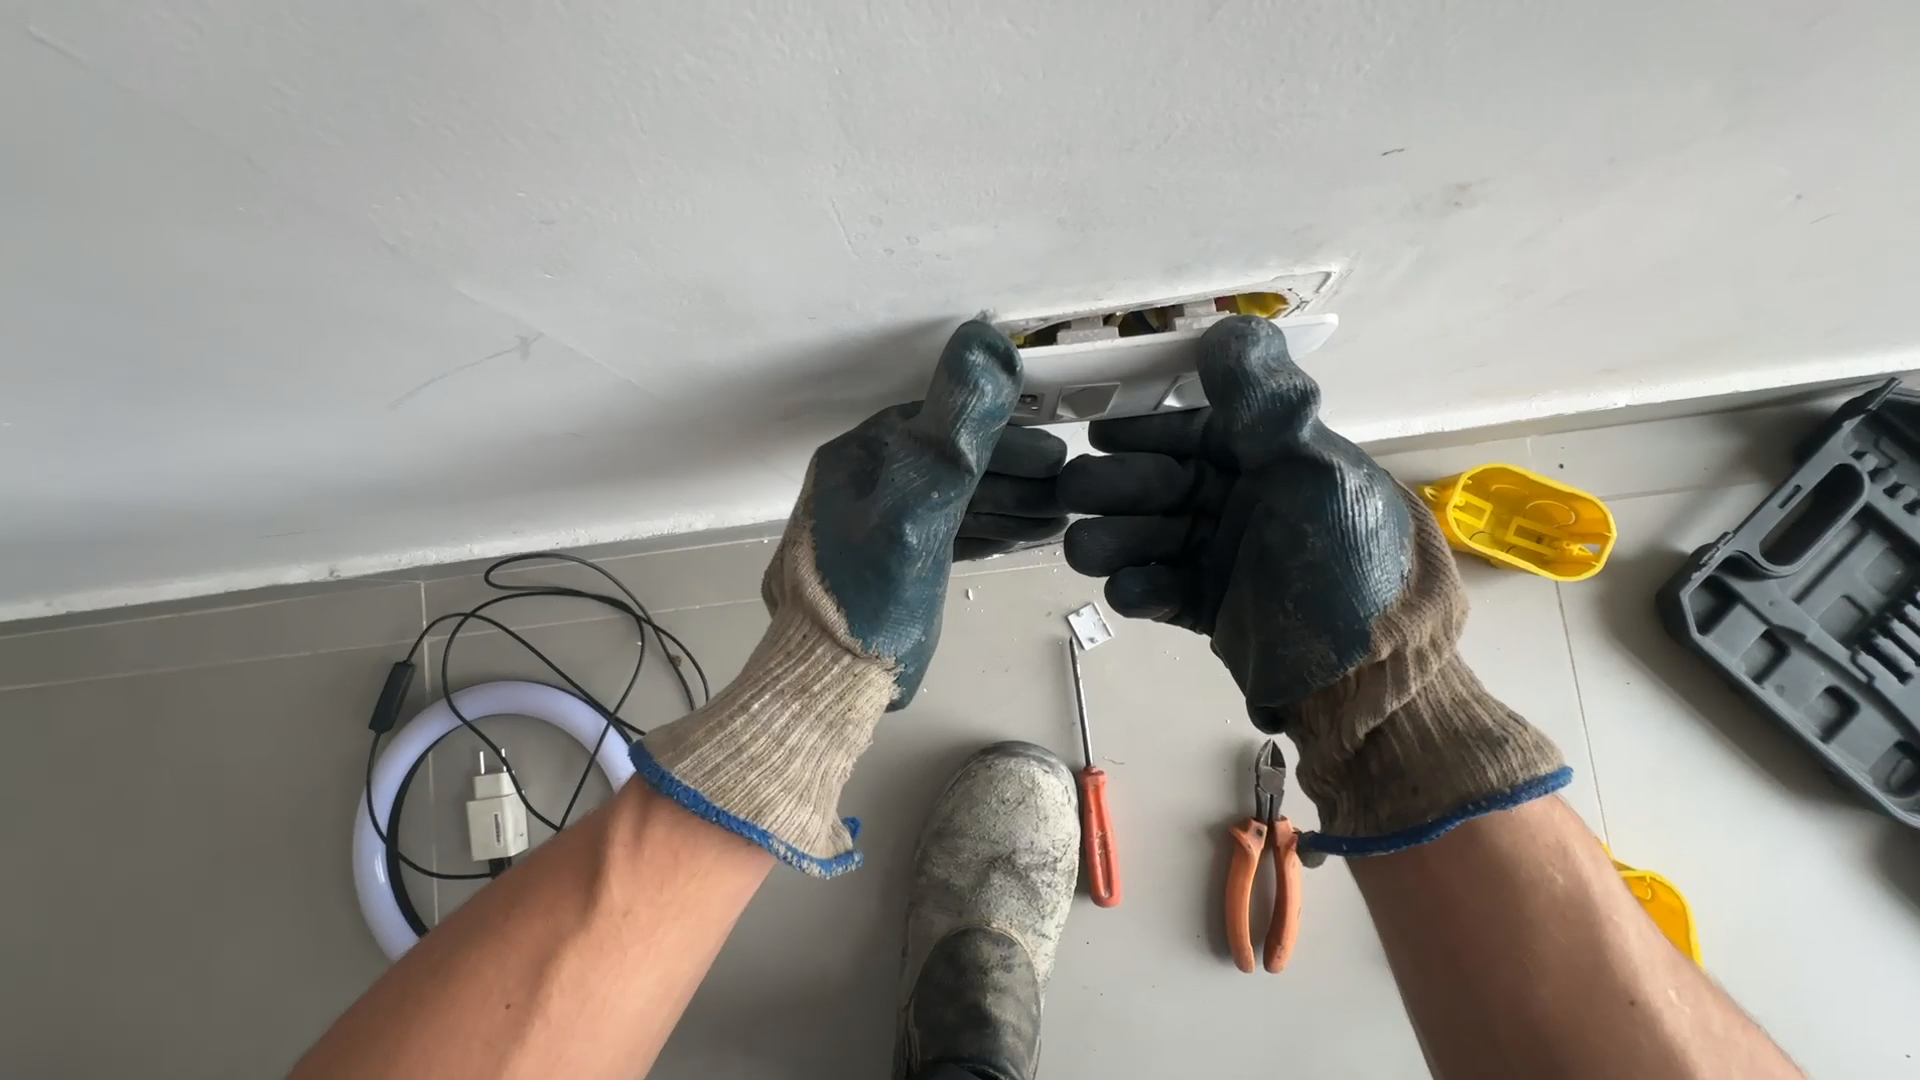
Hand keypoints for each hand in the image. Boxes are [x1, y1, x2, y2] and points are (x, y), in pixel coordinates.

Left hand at [781, 320, 1064, 706]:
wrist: (829, 681)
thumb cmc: (868, 594)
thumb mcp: (917, 507)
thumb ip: (954, 431)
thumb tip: (986, 343)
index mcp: (863, 459)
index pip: (941, 427)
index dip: (1000, 434)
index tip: (1051, 449)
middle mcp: (871, 484)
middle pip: (955, 465)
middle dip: (1014, 475)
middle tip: (1067, 488)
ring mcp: (886, 525)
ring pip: (959, 501)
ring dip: (1010, 505)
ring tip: (1060, 514)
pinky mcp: (901, 562)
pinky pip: (953, 532)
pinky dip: (990, 532)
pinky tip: (1026, 535)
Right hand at [1057, 317, 1565, 855]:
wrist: (1369, 684)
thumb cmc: (1348, 568)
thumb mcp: (1317, 475)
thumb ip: (1268, 404)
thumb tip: (1226, 327)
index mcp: (1273, 459)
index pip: (1196, 429)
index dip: (1146, 428)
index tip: (1101, 432)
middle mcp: (1242, 500)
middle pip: (1159, 482)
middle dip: (1117, 485)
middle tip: (1074, 492)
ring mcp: (1220, 555)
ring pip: (1149, 534)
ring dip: (1115, 537)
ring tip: (1089, 548)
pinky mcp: (1206, 606)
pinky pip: (1158, 587)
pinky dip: (1139, 587)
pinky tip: (1130, 590)